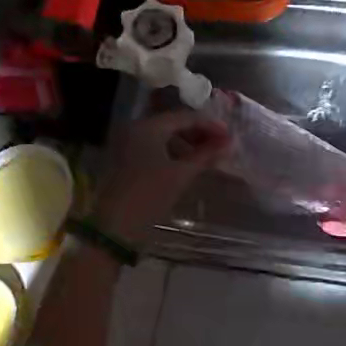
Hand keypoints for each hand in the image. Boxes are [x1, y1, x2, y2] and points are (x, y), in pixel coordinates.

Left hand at [91, 110, 230, 244]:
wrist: (114, 228)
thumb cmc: (149, 196)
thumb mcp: (181, 174)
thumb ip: (206, 155)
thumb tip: (230, 143)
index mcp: (148, 127)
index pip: (185, 117)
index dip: (210, 125)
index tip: (230, 136)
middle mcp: (136, 128)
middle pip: (174, 123)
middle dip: (200, 133)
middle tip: (222, 145)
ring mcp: (129, 143)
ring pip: (165, 136)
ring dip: (188, 143)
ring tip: (209, 156)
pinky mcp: (126, 159)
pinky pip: (155, 147)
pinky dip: (174, 152)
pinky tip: (189, 163)